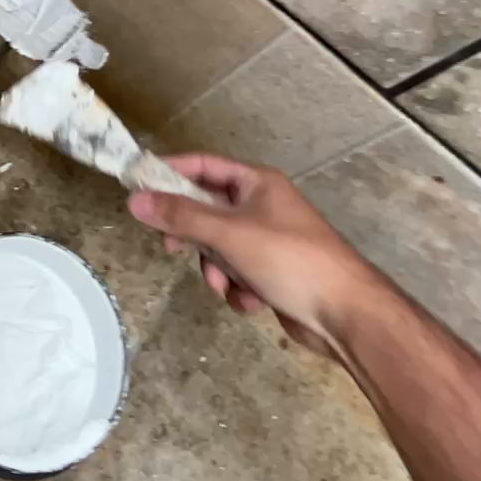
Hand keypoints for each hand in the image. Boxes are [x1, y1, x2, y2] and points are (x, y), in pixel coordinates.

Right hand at [128, 154, 386, 356]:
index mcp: (255, 182)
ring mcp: (267, 239)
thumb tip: (134, 200)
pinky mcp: (271, 272)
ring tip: (227, 283)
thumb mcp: (228, 233)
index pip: (201, 165)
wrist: (347, 315)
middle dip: (193, 233)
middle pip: (206, 209)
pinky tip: (252, 300)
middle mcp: (260, 205)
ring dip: (216, 267)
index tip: (136, 184)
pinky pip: (235, 271)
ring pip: (217, 245)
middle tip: (172, 245)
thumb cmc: (289, 259)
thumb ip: (180, 216)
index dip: (168, 172)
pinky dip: (237, 287)